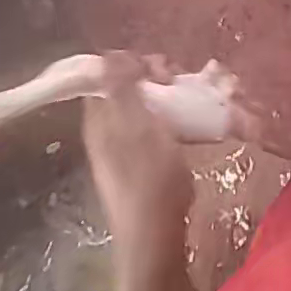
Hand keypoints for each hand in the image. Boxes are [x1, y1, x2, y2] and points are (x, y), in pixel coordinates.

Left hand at [84, 78, 194, 268]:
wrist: (155, 237)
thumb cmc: (149, 179)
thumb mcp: (137, 127)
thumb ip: (122, 89)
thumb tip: (109, 52)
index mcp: (99, 118)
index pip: (106, 74)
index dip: (132, 63)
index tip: (163, 69)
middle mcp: (106, 129)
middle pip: (126, 87)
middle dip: (154, 77)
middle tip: (179, 82)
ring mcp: (124, 145)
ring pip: (144, 105)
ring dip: (167, 94)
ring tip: (191, 97)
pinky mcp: (142, 160)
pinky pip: (155, 124)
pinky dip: (172, 115)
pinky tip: (190, 122)